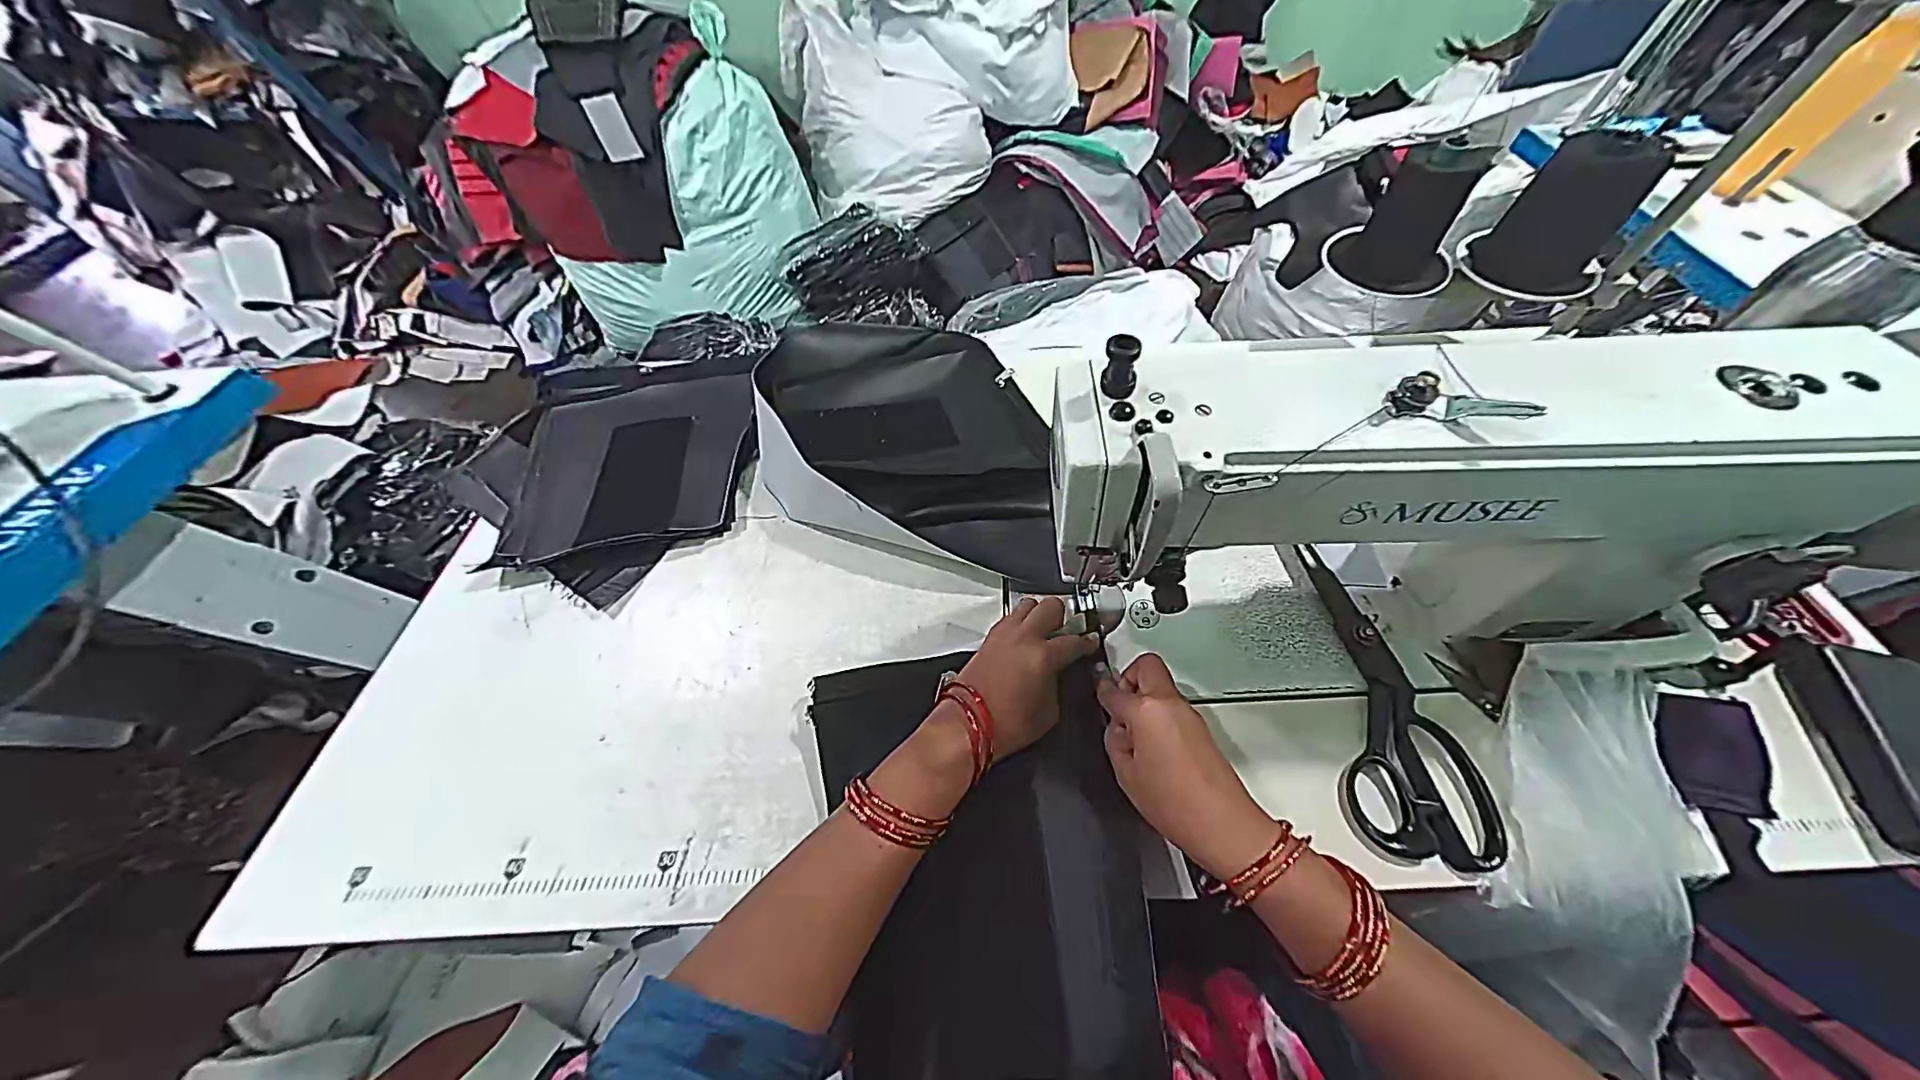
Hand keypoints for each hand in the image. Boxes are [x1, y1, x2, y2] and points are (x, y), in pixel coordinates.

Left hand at [955, 597, 1101, 759]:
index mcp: (1043, 655)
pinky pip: (1010, 619)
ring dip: (1038, 614)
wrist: (969, 724)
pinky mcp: (988, 638)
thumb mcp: (1049, 711)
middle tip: (1066, 630)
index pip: (1075, 640)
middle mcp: (1023, 638)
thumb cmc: (1003, 724)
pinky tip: (1023, 639)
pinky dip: (1019, 624)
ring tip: (1043, 630)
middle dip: (1063, 616)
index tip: (1089, 643)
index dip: (1087, 642)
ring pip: (1027, 604)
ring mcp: (1004, 634)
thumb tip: (1057, 674)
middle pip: (1051, 606)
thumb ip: (1058, 684)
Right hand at [1097, 654, 1279, 878]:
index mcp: (1147, 711)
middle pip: (1147, 666)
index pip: (1115, 690)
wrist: (1221, 823)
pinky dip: (1159, 715)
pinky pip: (1173, 707)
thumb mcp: (1126, 774)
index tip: (1100, 692)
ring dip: (1145, 698)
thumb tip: (1116, 729)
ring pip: (1161, 686)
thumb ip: (1115, 741)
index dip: (1103, 691)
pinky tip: (1153, 745)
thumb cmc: (1177, 803)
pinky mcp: (1201, 727)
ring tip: (1135, 733)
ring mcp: (1189, 714)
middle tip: (1119, 702)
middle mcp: (1170, 704)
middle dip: (1129, 677)